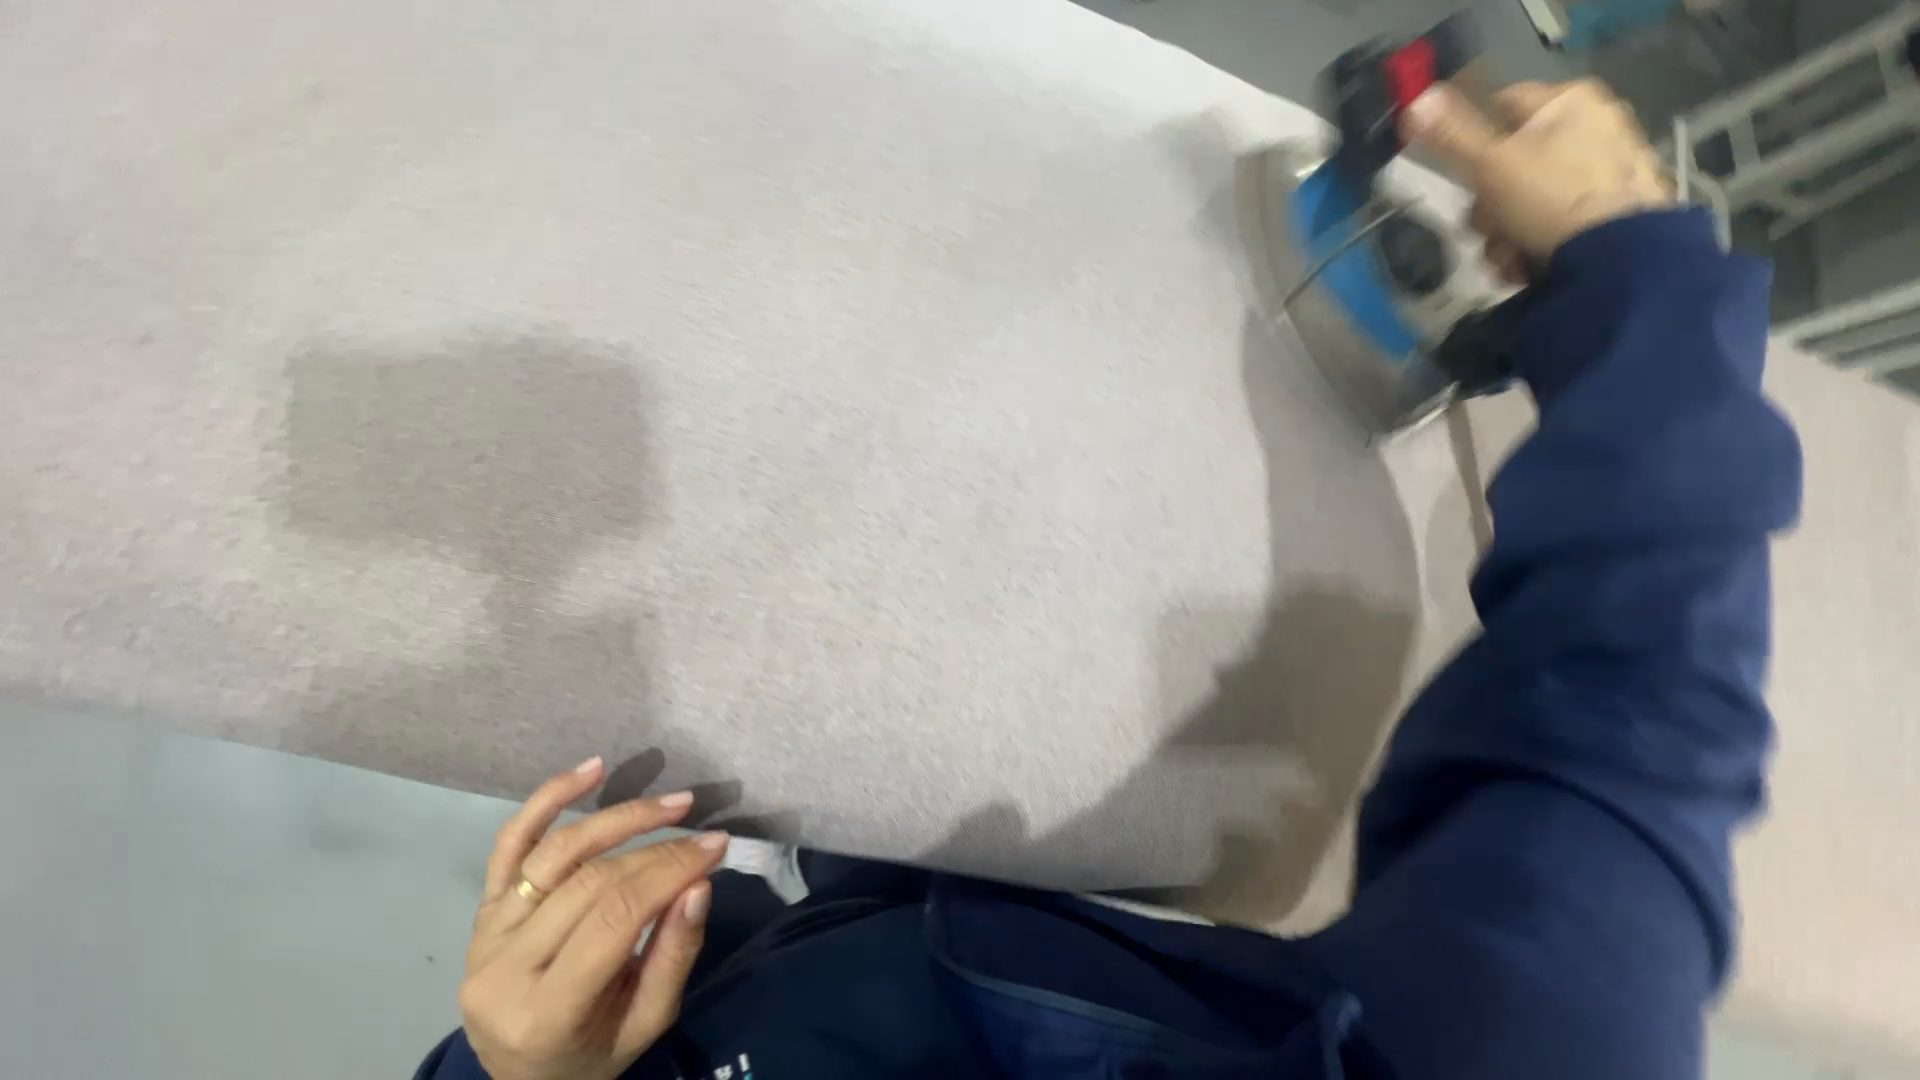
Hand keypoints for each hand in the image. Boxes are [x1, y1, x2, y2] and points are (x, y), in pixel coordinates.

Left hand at [459, 757, 728, 1079]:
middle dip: (658, 850)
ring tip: (672, 802)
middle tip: (705, 834)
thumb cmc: (594, 1054)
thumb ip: (673, 955)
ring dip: (620, 818)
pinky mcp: (483, 910)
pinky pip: (510, 844)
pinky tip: (592, 769)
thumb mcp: (647, 1023)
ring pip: (557, 854)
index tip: (717, 846)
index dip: (668, 873)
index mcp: (544, 1010)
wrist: (522, 1077)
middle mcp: (502, 968)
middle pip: (591, 882)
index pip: (614, 919)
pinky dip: (549, 799)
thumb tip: (700, 883)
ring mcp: (486, 934)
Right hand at [1400, 79, 1674, 282]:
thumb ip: (1451, 135)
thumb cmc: (1548, 196)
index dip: (1470, 138)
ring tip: (1507, 254)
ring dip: (1501, 233)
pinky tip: (1526, 262)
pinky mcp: (1608, 206)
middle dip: (1485, 206)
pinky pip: (1550, 218)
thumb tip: (1416, 101)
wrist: (1615, 251)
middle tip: (1485, 227)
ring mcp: (1602, 167)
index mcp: (1566, 102)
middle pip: (1507, 162)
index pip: (1500, 104)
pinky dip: (1530, 243)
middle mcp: (1589, 125)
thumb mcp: (1489, 164)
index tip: (1459, 173)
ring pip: (1523, 198)